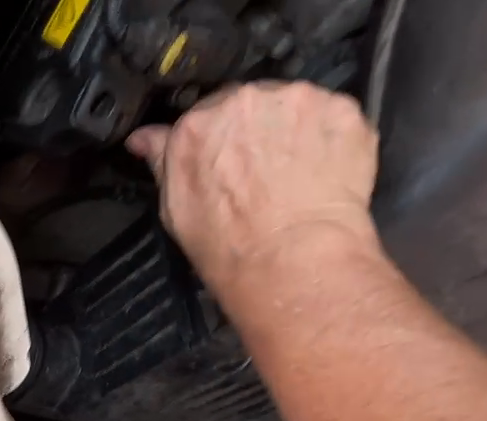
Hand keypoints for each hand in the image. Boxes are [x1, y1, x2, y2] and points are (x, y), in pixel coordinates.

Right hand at [126, 82, 380, 295]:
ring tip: (287, 171)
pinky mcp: (343, 107)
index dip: (208, 141)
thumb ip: (161, 161)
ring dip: (286, 128)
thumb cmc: (224, 240)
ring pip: (289, 104)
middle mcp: (244, 100)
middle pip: (245, 103)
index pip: (199, 116)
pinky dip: (323, 135)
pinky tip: (316, 169)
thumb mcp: (173, 206)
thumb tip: (143, 139)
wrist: (289, 254)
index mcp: (196, 124)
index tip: (214, 162)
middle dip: (248, 128)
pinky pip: (328, 114)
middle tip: (253, 170)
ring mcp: (298, 99)